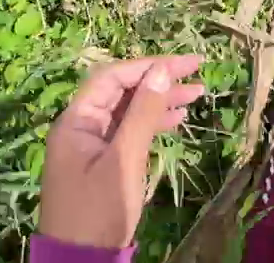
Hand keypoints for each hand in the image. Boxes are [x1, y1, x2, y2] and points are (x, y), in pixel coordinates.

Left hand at [40, 54, 206, 248]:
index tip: (183, 64)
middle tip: (196, 72)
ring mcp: (92, 146)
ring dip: (160, 100)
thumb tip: (161, 70)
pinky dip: (153, 123)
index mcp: (77, 120)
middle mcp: (82, 127)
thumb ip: (142, 112)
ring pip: (129, 110)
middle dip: (159, 80)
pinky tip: (176, 119)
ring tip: (196, 94)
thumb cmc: (99, 210)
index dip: (149, 66)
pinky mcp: (103, 163)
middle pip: (123, 91)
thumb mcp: (124, 159)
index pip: (114, 77)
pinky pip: (130, 131)